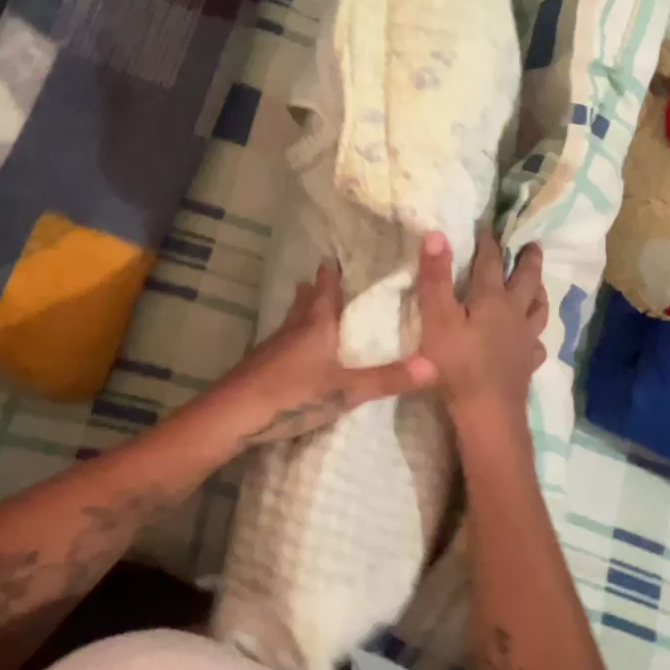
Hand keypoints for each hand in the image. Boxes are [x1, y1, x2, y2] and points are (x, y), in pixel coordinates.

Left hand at [204, 260, 437, 449]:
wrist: (234, 413)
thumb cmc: (292, 393)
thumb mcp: (345, 390)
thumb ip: (387, 379)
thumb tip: (435, 364)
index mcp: (315, 326)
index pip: (325, 291)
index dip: (330, 274)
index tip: (335, 256)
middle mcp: (293, 330)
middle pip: (305, 303)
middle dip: (314, 289)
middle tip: (323, 275)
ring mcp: (274, 348)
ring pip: (291, 321)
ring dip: (301, 311)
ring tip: (306, 302)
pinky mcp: (262, 367)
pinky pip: (283, 343)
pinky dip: (293, 337)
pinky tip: (293, 350)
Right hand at [416, 228, 547, 425]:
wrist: (487, 412)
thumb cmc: (456, 363)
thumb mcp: (437, 316)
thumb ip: (436, 276)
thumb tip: (437, 232)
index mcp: (491, 298)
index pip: (490, 261)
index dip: (488, 241)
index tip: (488, 223)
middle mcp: (514, 314)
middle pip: (526, 280)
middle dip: (528, 260)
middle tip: (532, 244)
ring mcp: (524, 340)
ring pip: (538, 309)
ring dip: (538, 292)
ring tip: (538, 286)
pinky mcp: (526, 364)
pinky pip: (536, 344)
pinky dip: (534, 335)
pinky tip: (531, 340)